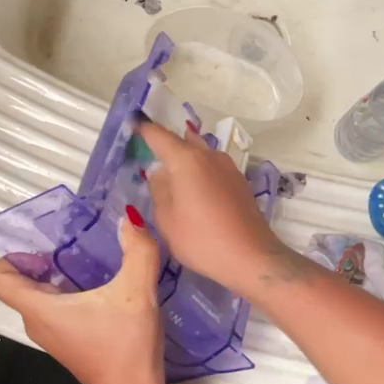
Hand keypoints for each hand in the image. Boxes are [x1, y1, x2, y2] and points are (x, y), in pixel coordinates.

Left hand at [0, 211, 165, 383]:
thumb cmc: (126, 345)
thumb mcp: (137, 293)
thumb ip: (138, 251)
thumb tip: (130, 217)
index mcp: (39, 308)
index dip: (11, 257)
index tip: (43, 249)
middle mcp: (36, 321)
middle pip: (18, 284)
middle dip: (38, 261)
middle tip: (71, 246)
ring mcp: (50, 335)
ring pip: (37, 296)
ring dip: (54, 276)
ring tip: (87, 263)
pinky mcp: (66, 341)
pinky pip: (52, 309)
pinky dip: (66, 293)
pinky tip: (98, 288)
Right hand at [137, 121, 293, 292]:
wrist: (250, 258)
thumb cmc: (201, 239)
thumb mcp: (167, 219)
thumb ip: (158, 190)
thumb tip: (158, 172)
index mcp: (186, 159)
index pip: (159, 135)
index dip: (144, 129)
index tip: (132, 125)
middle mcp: (209, 155)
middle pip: (183, 140)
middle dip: (166, 143)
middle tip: (149, 152)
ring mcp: (228, 167)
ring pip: (201, 153)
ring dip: (185, 158)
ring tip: (171, 172)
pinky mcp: (239, 182)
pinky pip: (212, 168)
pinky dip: (199, 171)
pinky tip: (193, 189)